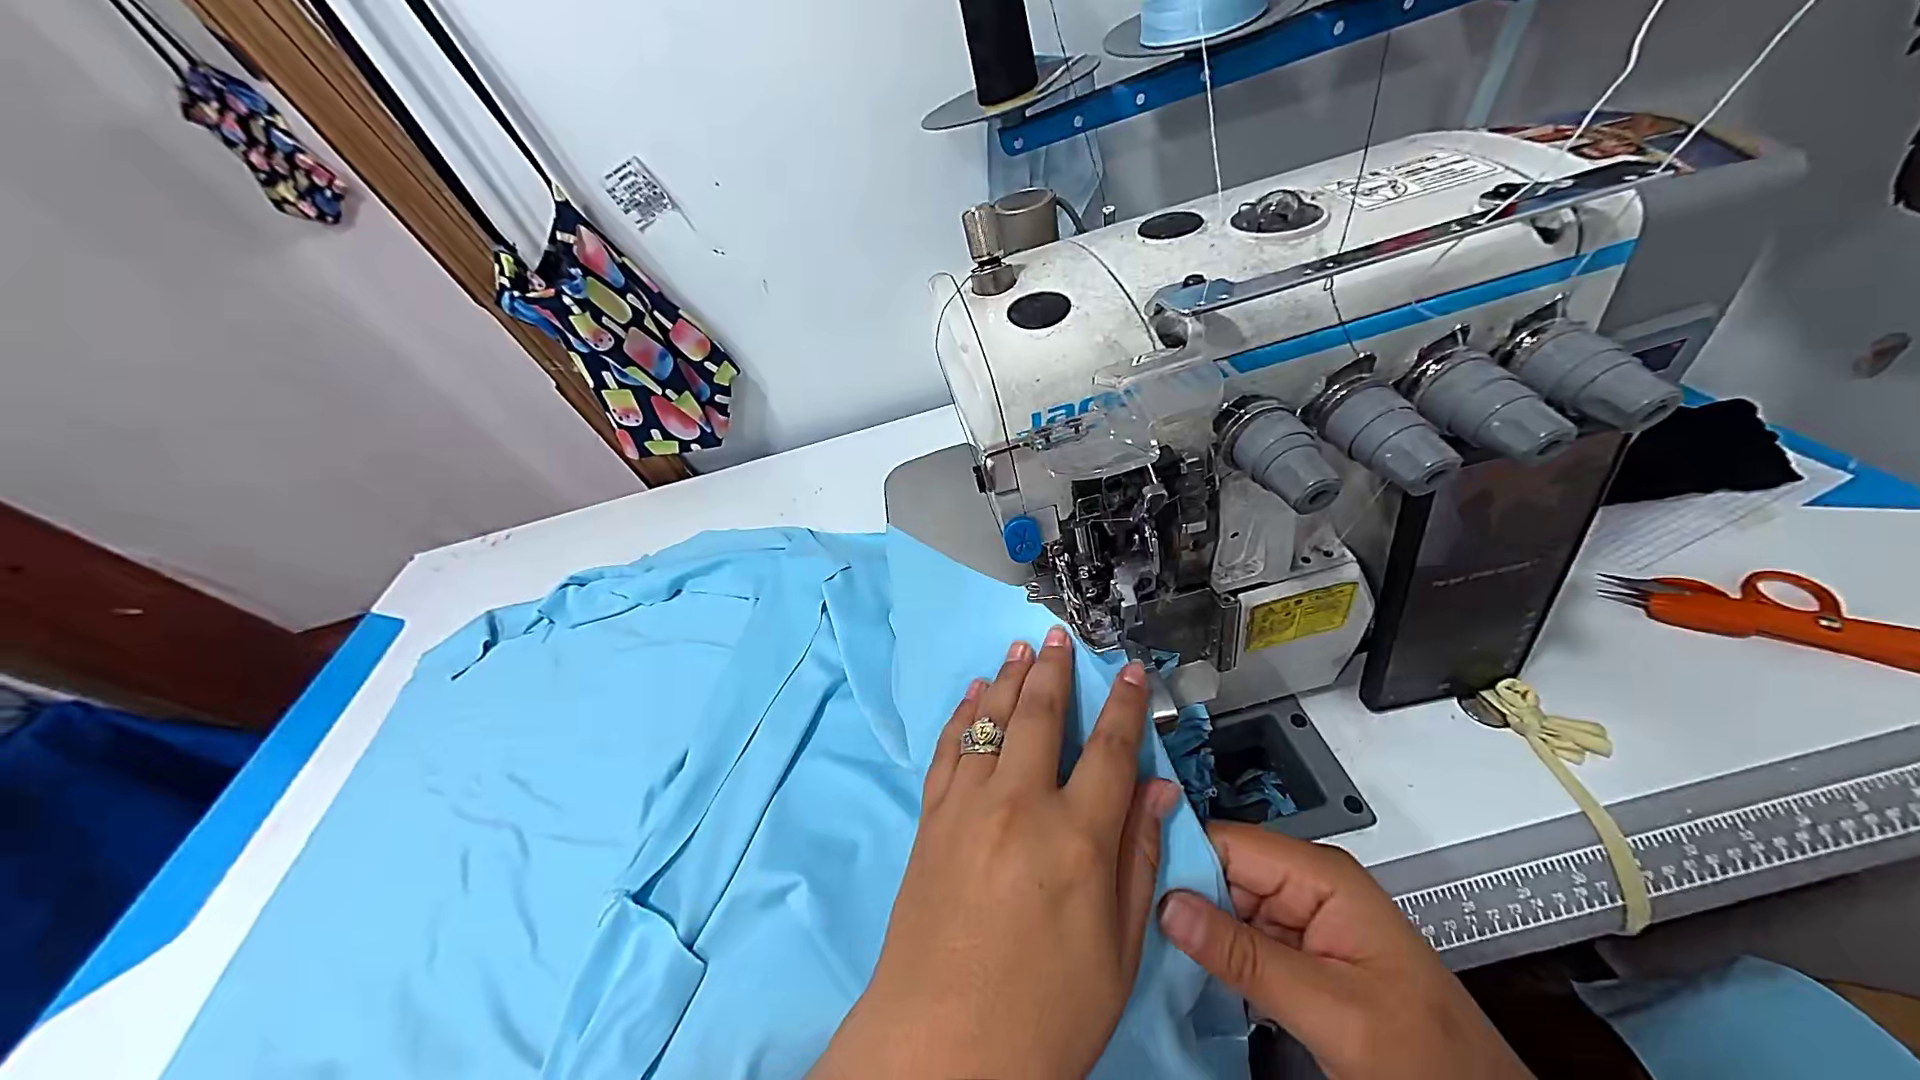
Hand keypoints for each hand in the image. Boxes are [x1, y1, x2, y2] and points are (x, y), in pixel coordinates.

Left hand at [811, 628, 1181, 1079]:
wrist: (942, 1046)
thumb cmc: (1044, 1011)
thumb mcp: (1117, 950)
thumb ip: (1138, 860)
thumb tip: (1157, 793)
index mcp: (1077, 838)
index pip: (1109, 749)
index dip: (1123, 705)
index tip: (1128, 671)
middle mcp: (1019, 805)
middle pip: (1040, 715)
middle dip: (1053, 670)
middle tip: (1057, 636)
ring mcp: (967, 807)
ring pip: (989, 720)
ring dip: (1006, 679)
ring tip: (1017, 649)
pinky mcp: (931, 819)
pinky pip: (948, 750)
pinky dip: (961, 716)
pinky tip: (970, 696)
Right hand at [1158, 823, 1529, 1079]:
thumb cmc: (1427, 1058)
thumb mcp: (1332, 1011)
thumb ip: (1246, 956)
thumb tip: (1169, 907)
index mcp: (1320, 876)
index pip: (1227, 842)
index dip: (1177, 855)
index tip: (1128, 877)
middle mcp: (1305, 884)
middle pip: (1219, 869)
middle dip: (1179, 893)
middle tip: (1130, 920)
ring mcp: (1298, 917)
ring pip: (1221, 903)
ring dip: (1190, 924)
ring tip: (1146, 942)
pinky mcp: (1293, 949)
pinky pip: (1236, 935)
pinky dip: (1210, 950)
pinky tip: (1182, 963)